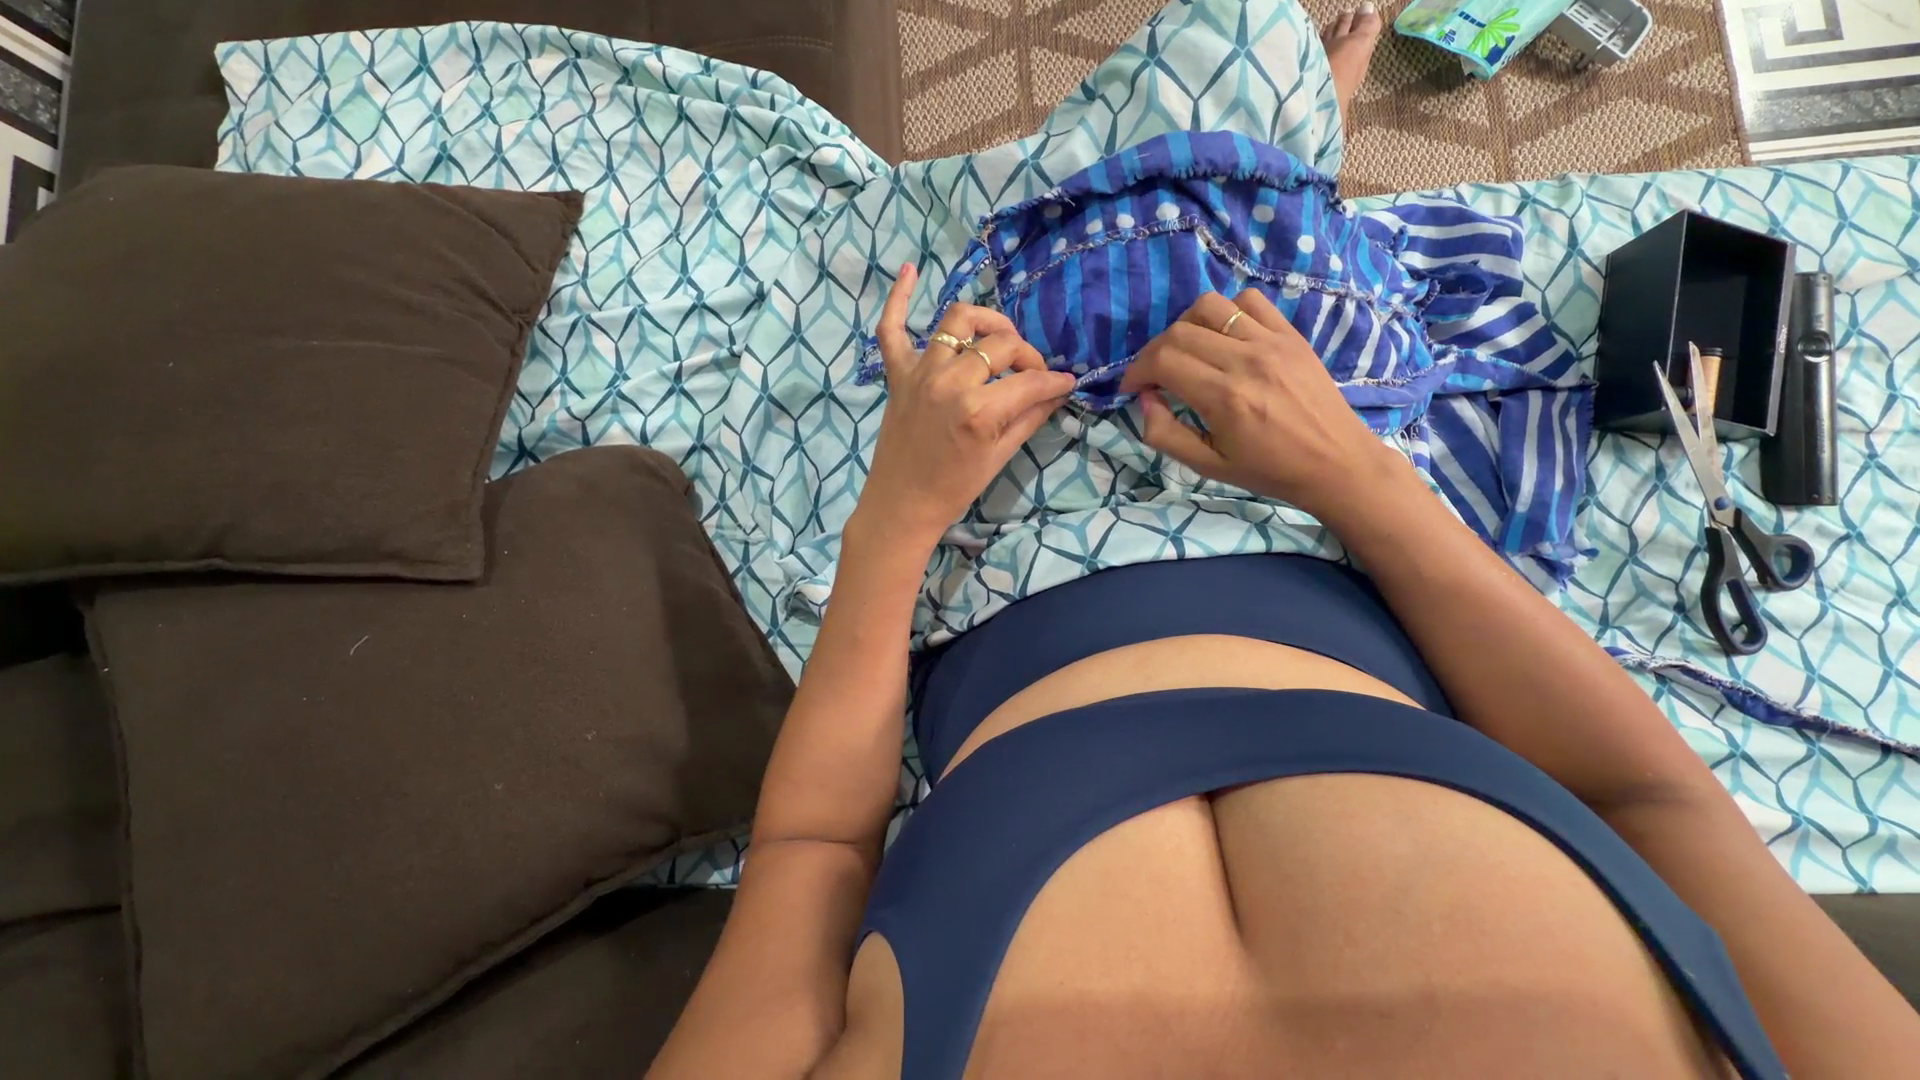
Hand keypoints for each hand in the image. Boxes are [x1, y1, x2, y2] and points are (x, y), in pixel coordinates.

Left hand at [858, 264, 1077, 545]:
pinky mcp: (897, 373)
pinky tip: (910, 269)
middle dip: (1026, 355)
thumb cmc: (954, 488)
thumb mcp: (1000, 456)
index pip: (1030, 379)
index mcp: (979, 409)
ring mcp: (920, 372)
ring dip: (986, 323)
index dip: (1054, 380)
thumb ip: (1030, 416)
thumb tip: (1058, 391)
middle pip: (1000, 344)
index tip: (1066, 382)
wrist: (902, 505)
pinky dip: (898, 297)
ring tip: (998, 338)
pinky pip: (891, 328)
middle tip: (1032, 373)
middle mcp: (949, 381)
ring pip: (958, 320)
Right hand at [1118, 289, 1410, 516]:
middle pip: (1179, 332)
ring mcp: (1272, 342)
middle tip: (1155, 375)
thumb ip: (1165, 434)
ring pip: (1210, 306)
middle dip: (1154, 352)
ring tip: (1188, 352)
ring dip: (1186, 325)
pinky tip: (1225, 338)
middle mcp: (1246, 361)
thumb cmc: (1268, 470)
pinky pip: (1249, 303)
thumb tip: (1146, 399)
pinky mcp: (1291, 335)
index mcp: (1224, 398)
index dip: (1137, 370)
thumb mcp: (1208, 466)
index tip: (1134, 387)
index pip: (1162, 360)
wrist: (1335, 463)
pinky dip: (1226, 313)